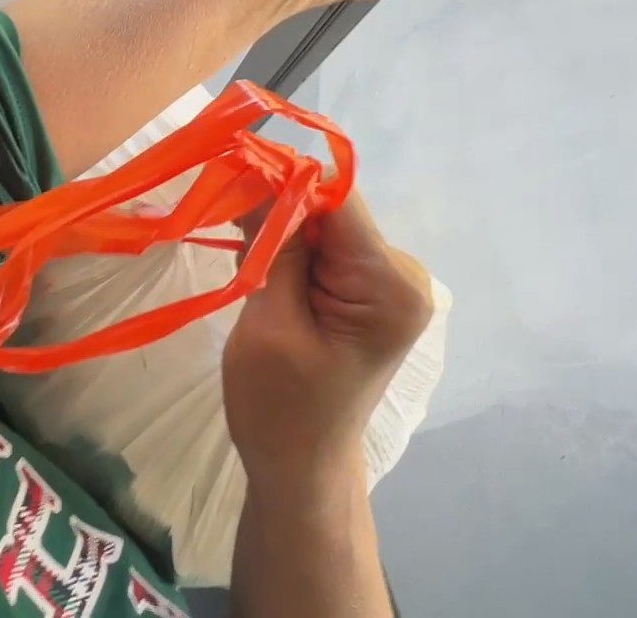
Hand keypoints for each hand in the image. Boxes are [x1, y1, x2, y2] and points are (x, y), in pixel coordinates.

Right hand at [222, 193, 434, 493]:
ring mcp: (388, 280)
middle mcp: (402, 274)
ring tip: (253, 274)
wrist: (300, 466)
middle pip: (332, 207)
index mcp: (389, 285)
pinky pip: (326, 245)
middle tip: (237, 242)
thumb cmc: (280, 408)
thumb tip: (263, 170)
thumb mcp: (268, 322)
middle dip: (279, 212)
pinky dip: (291, 251)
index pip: (337, 198)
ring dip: (281, 235)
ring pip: (323, 223)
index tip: (234, 188)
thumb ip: (276, 244)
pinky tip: (270, 279)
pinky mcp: (368, 287)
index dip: (283, 183)